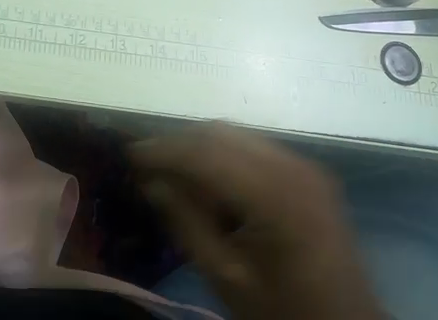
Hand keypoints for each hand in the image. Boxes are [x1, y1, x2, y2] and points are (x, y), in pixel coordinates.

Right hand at [132, 124, 378, 319]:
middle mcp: (293, 166)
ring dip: (200, 146)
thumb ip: (187, 223)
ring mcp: (305, 165)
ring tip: (170, 170)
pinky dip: (224, 154)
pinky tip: (207, 177)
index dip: (163, 150)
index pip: (205, 154)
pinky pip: (255, 147)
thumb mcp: (227, 277)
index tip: (129, 155)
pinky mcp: (309, 171)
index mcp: (275, 195)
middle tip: (145, 163)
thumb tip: (151, 181)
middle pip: (220, 135)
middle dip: (179, 144)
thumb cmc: (284, 312)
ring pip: (236, 135)